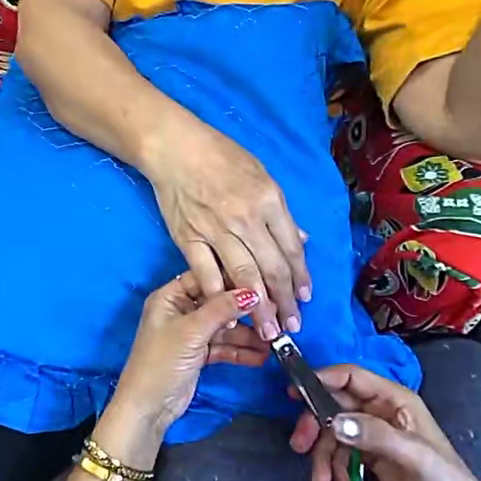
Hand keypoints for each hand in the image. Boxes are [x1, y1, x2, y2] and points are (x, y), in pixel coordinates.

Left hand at [107, 275, 270, 439]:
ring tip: (273, 339)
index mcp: (170, 297)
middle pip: (219, 304)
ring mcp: (191, 333)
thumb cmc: (163, 361)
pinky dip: (240, 351)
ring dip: (248, 335)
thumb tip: (254, 292)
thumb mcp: (192, 331)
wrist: (148, 407)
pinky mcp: (199, 353)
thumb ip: (222, 309)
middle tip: (273, 315)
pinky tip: (261, 356)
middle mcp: (181, 310)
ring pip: (225, 327)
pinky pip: (224, 346)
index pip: (206, 278)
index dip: (233, 282)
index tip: (261, 286)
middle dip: (245, 312)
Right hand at [148, 122, 310, 341]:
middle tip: (292, 327)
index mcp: (269, 201)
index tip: (305, 299)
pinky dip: (219, 297)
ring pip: (244, 277)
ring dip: (259, 308)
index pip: (291, 248)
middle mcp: (246, 219)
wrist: (174, 148)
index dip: (301, 277)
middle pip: (272, 268)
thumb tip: (300, 240)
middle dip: (285, 302)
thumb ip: (280, 211)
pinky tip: (229, 316)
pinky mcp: (188, 239)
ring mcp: (216, 231)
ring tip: (269, 331)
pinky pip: (207, 274)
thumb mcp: (261, 174)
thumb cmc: (220, 155)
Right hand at [288, 364, 480, 480]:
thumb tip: (334, 422)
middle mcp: (380, 410)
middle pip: (335, 404)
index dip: (322, 380)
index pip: (351, 377)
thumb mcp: (412, 455)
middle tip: (301, 446)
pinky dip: (334, 468)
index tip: (295, 393)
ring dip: (323, 455)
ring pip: (333, 431)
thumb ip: (373, 435)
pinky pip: (340, 452)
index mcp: (394, 398)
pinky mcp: (369, 454)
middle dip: (315, 425)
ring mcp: (373, 432)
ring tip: (322, 480)